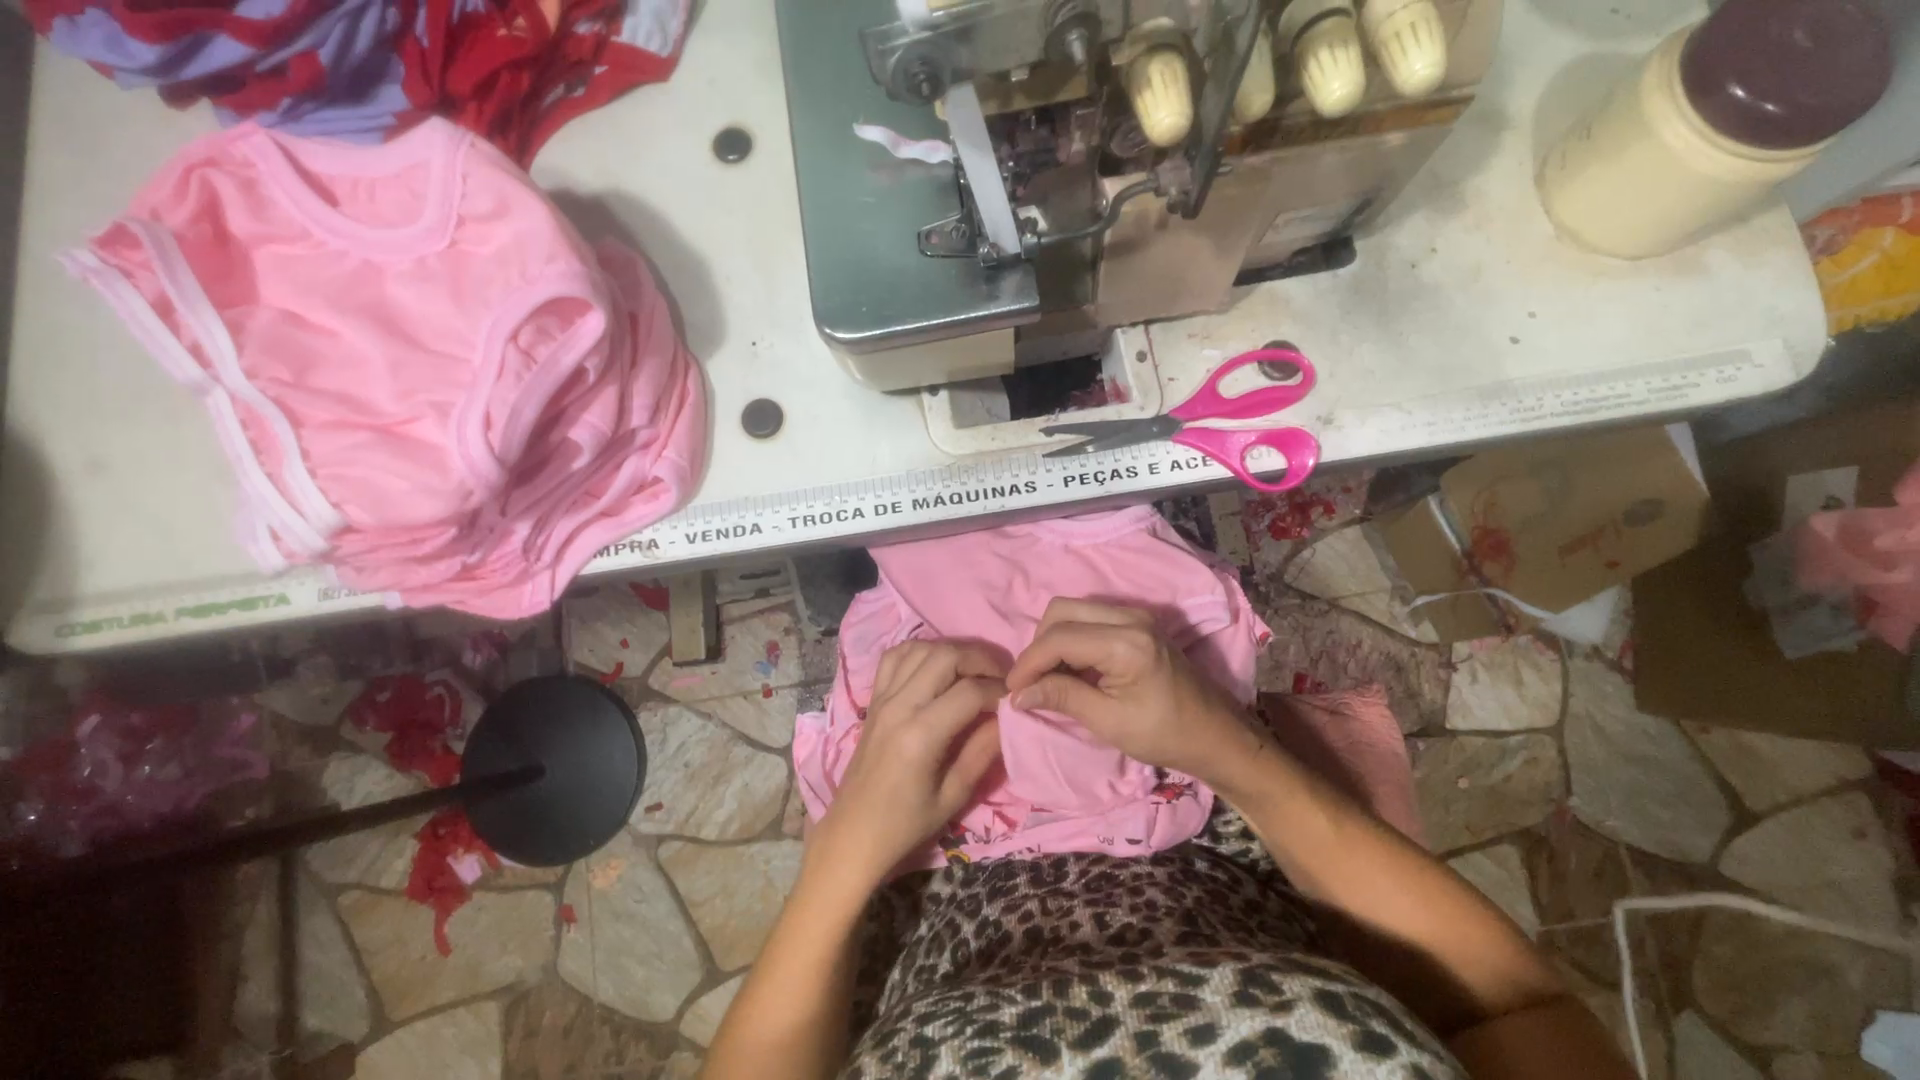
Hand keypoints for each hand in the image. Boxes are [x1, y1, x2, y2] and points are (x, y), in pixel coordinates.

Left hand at [807, 641, 1006, 888]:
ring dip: (952, 651)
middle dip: (980, 660)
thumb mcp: (953, 796)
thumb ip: (982, 751)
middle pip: (945, 656)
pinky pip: (895, 657)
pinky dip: (920, 651)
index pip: (969, 691)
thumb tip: (1007, 716)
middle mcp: (898, 707)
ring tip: (973, 671)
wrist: (855, 832)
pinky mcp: (873, 699)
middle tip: (999, 678)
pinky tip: (938, 667)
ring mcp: (882, 699)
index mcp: (920, 736)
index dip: (998, 690)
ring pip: (920, 649)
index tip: (1013, 700)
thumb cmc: (906, 823)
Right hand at [1004, 598, 1262, 782]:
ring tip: (1048, 678)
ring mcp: (1135, 616)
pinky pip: (1090, 619)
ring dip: (1054, 640)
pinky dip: (1072, 639)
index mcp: (1125, 642)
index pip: (1058, 638)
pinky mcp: (1137, 624)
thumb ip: (1062, 698)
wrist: (1215, 734)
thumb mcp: (1108, 722)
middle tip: (1031, 683)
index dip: (1028, 663)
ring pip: (1073, 611)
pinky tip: (1070, 671)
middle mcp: (1129, 617)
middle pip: (1061, 611)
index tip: (1011, 690)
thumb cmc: (1165, 734)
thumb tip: (1017, 694)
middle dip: (1039, 645)